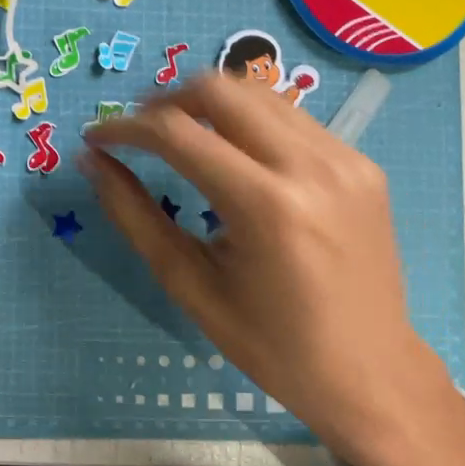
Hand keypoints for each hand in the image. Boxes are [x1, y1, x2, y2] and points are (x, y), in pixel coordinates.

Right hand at [82, 73, 464, 465]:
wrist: (373, 376)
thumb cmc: (270, 344)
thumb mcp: (188, 282)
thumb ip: (133, 214)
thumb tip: (91, 159)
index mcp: (266, 207)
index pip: (177, 133)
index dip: (125, 127)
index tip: (96, 137)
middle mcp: (311, 167)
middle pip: (218, 89)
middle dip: (164, 100)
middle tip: (136, 130)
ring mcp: (344, 159)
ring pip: (255, 92)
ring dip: (205, 103)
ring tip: (176, 134)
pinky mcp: (361, 164)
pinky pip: (288, 116)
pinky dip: (245, 120)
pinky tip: (230, 154)